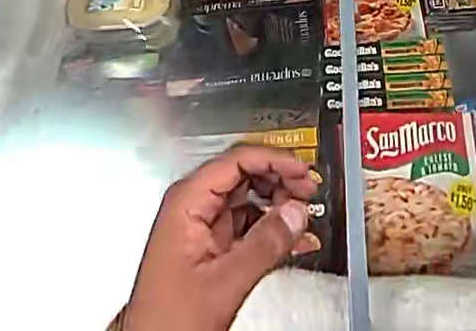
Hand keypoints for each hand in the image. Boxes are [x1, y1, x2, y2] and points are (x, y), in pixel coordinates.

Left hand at [120, 145, 321, 330]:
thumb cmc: (167, 324)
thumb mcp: (223, 283)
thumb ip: (264, 244)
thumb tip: (295, 212)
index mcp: (187, 201)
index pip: (238, 159)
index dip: (273, 160)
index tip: (301, 170)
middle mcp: (193, 206)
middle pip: (244, 174)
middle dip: (280, 180)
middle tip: (308, 190)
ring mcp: (201, 226)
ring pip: (248, 198)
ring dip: (279, 204)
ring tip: (304, 215)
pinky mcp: (211, 247)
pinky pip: (247, 225)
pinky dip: (271, 228)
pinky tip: (293, 239)